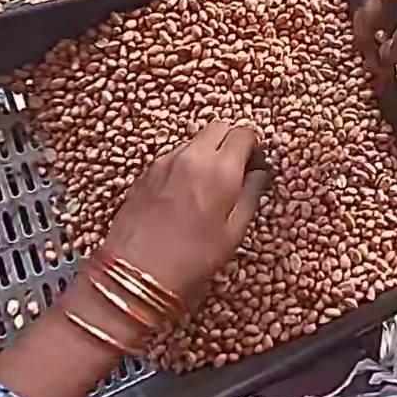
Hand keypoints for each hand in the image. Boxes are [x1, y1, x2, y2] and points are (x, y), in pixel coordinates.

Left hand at [100, 121, 272, 308]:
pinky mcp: (147, 171)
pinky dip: (186, 163)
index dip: (253, 145)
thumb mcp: (233, 232)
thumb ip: (250, 196)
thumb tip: (259, 176)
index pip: (243, 133)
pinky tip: (185, 192)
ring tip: (208, 185)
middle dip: (231, 141)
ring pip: (195, 139)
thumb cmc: (191, 257)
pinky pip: (174, 155)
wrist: (137, 270)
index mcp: (220, 169)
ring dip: (207, 151)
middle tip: (236, 168)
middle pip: (218, 126)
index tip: (255, 164)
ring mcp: (166, 161)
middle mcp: (192, 156)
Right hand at [353, 0, 396, 141]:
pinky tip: (385, 74)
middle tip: (367, 49)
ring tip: (375, 64)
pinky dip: (383, 57)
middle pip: (388, 0)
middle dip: (369, 21)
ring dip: (374, 41)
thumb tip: (385, 43)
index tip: (368, 27)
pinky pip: (395, 46)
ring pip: (389, 24)